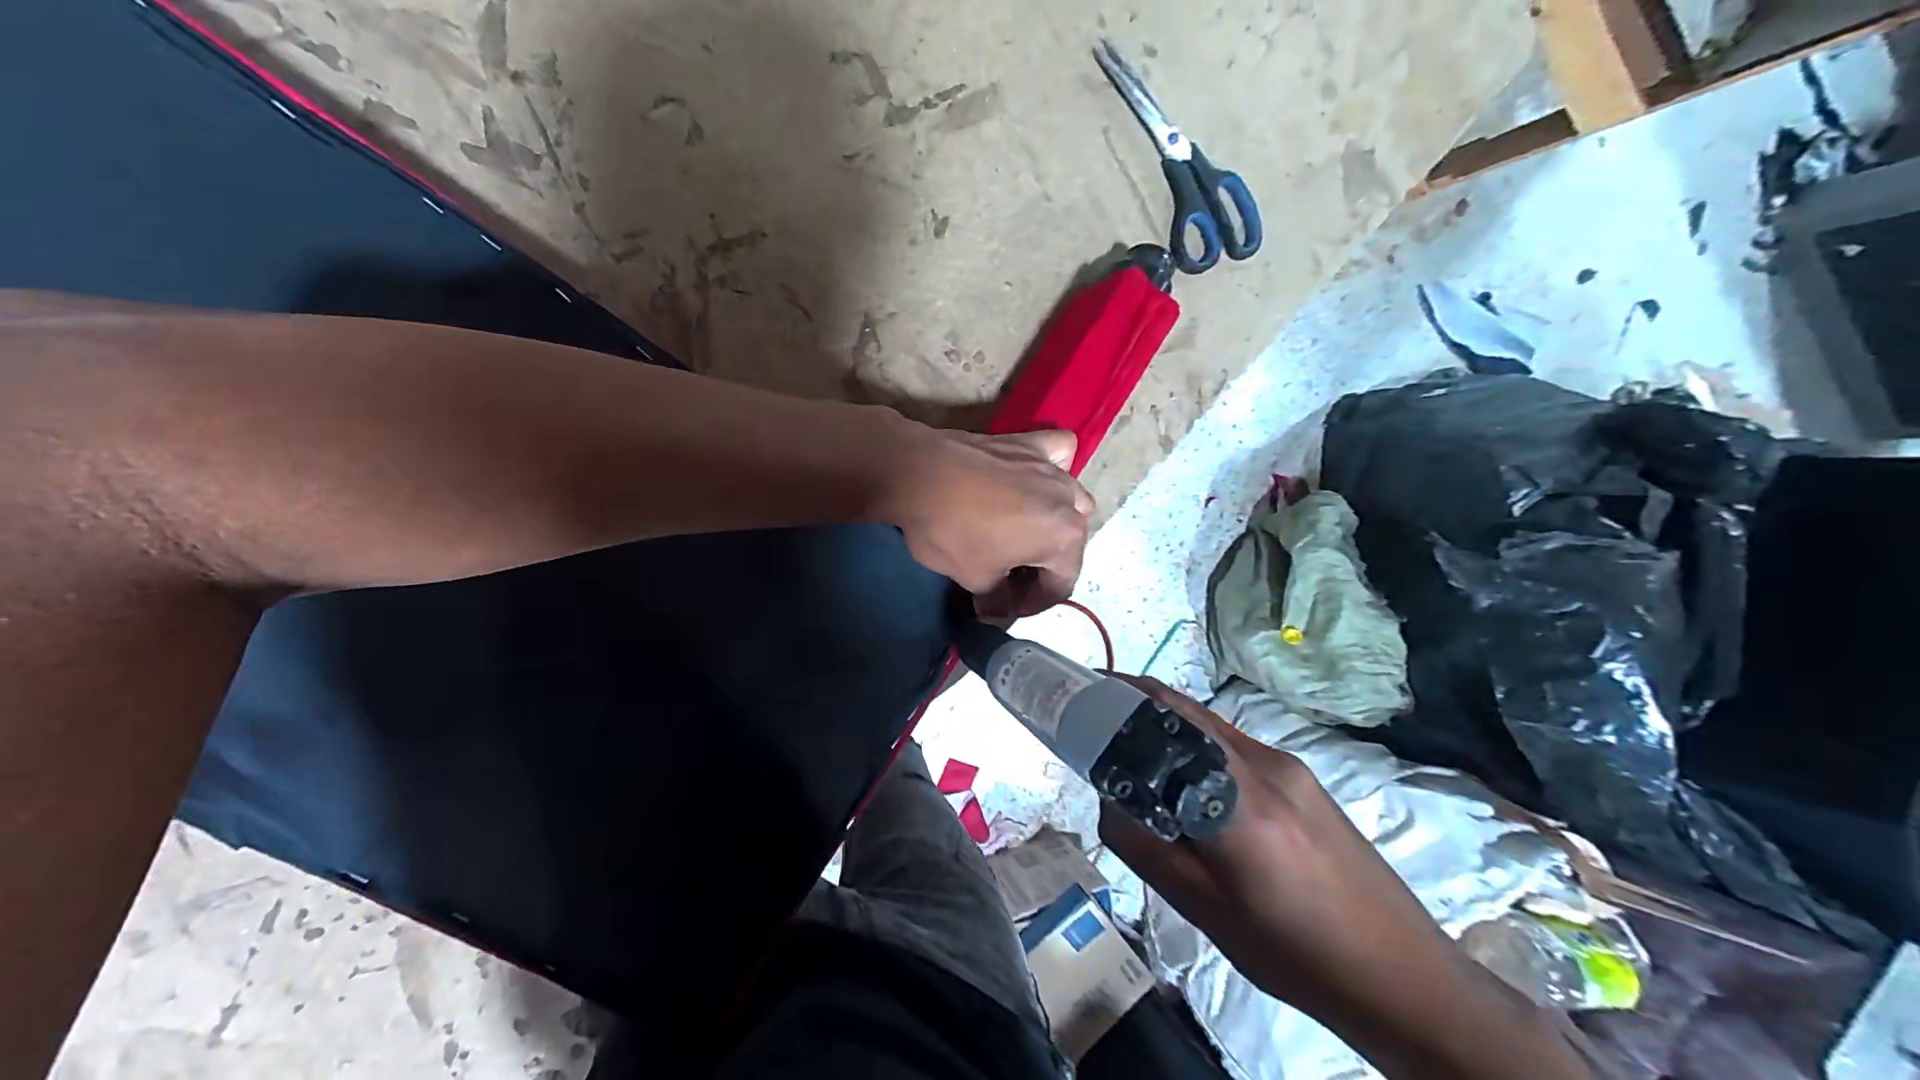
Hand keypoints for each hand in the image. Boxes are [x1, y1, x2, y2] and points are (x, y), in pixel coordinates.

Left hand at [880, 428, 1092, 618]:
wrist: (918, 474)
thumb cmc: (952, 531)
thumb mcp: (975, 579)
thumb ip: (998, 600)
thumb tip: (999, 611)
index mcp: (1065, 538)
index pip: (1061, 582)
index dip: (1034, 603)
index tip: (1008, 607)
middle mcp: (1070, 501)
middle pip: (1068, 544)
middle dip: (1042, 567)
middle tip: (1009, 577)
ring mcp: (1053, 467)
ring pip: (1071, 500)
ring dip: (1053, 522)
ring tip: (1022, 533)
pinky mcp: (1031, 442)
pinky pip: (1058, 454)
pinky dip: (1054, 466)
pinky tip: (1036, 478)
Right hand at [1101, 676, 1592, 1079]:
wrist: (1402, 979)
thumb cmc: (1293, 953)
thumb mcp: (1202, 909)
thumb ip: (1144, 844)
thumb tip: (1111, 796)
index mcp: (1238, 795)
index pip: (1167, 718)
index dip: (1121, 698)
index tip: (1084, 700)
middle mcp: (1268, 764)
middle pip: (1190, 711)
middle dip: (1138, 702)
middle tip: (1096, 716)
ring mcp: (1293, 769)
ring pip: (1214, 728)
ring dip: (1169, 727)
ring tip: (1132, 750)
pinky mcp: (1308, 784)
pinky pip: (1238, 750)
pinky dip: (1200, 749)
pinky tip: (1187, 782)